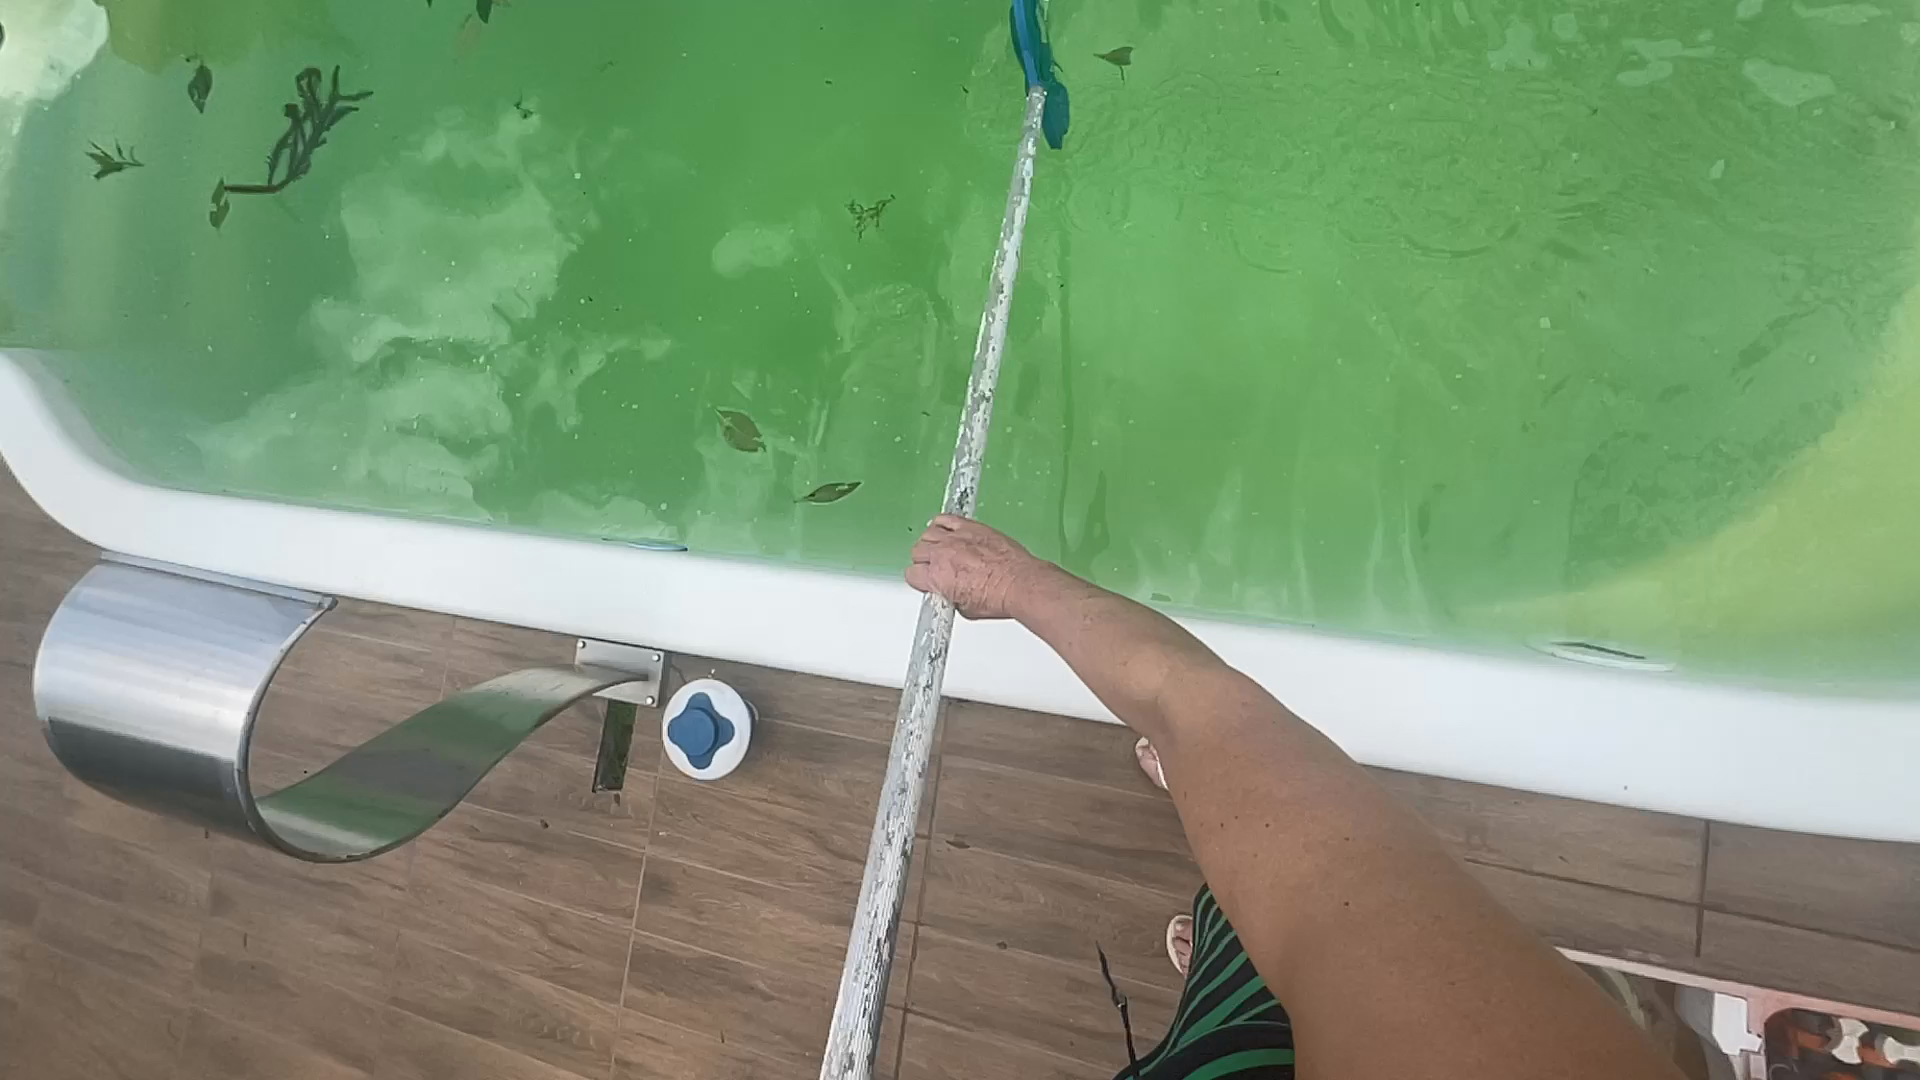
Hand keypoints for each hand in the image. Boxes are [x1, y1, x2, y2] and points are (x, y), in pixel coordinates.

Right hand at [905, 514, 1050, 619]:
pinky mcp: (970, 527)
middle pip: (917, 551)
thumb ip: (949, 596)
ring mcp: (956, 538)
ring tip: (943, 551)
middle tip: (937, 567)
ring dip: (933, 542)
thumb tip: (948, 593)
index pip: (912, 574)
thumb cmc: (998, 597)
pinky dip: (944, 524)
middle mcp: (943, 554)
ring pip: (928, 532)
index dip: (920, 579)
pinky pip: (946, 518)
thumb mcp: (965, 610)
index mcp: (937, 576)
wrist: (1019, 583)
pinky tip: (949, 532)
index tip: (928, 581)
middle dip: (925, 561)